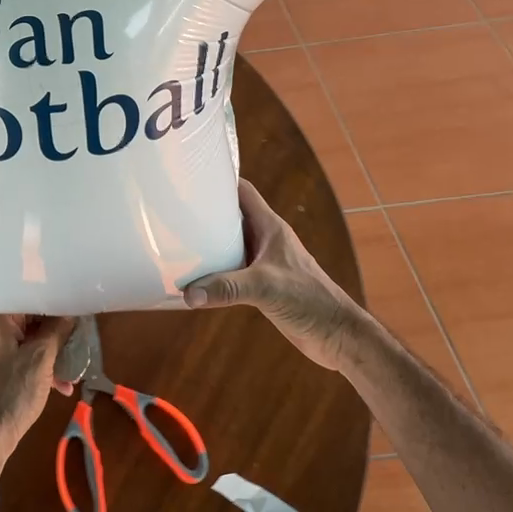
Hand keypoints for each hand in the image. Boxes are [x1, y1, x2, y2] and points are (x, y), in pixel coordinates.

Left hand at [0, 314, 75, 482]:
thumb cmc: (14, 391)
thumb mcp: (42, 358)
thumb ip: (57, 330)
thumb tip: (71, 312)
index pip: (27, 296)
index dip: (52, 301)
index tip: (74, 306)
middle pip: (28, 319)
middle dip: (55, 332)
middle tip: (78, 340)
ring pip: (28, 340)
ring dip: (51, 353)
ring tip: (73, 371)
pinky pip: (22, 356)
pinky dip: (40, 366)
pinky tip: (61, 386)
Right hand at [184, 179, 369, 370]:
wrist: (337, 336)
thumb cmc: (310, 300)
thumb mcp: (265, 288)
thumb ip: (226, 288)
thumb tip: (188, 293)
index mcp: (270, 227)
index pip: (243, 191)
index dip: (219, 180)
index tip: (191, 177)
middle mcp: (265, 240)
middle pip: (231, 216)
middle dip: (206, 211)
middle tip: (175, 209)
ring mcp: (264, 262)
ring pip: (230, 243)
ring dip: (208, 242)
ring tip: (177, 240)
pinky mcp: (262, 284)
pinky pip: (232, 268)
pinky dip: (215, 268)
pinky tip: (196, 275)